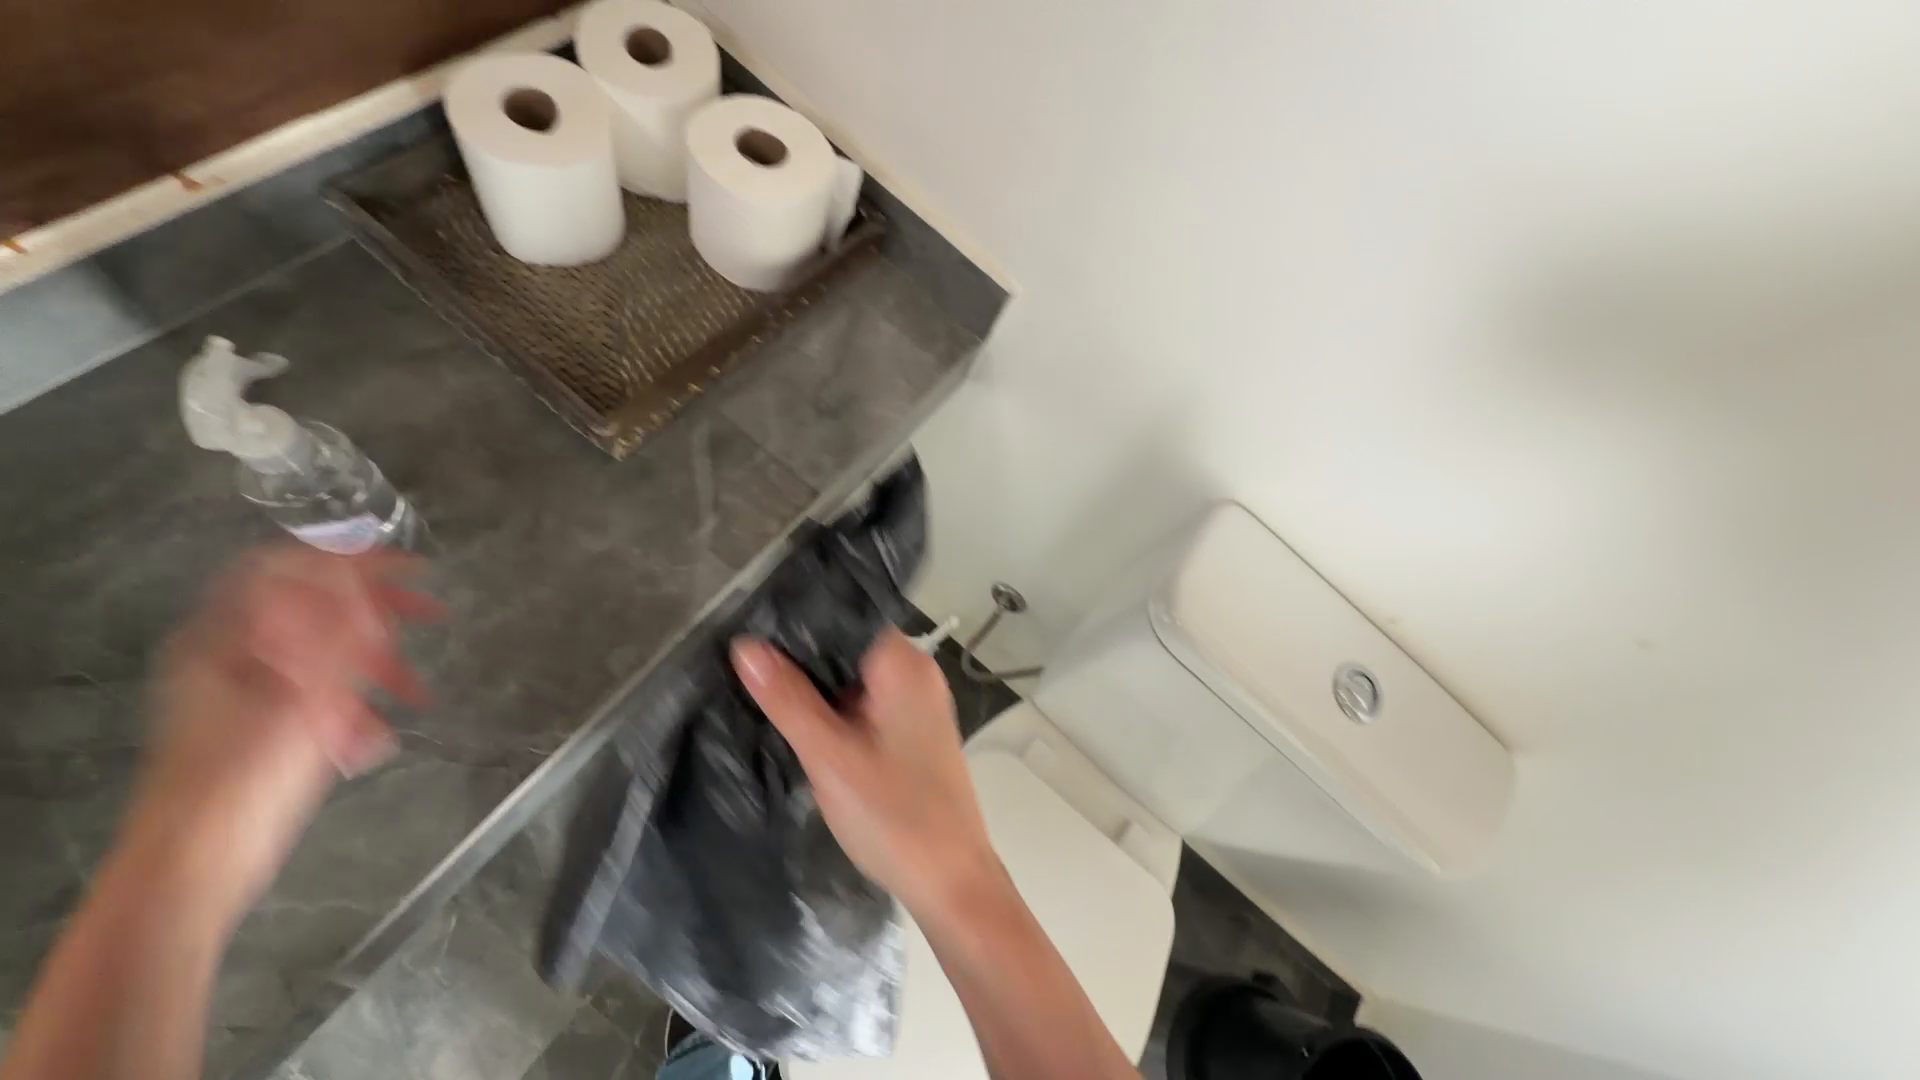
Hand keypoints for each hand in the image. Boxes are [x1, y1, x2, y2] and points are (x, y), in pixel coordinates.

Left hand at [119, 545, 439, 923]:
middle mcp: (232, 654)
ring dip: (376, 665)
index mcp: (223, 639)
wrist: (198, 862)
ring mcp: (249, 690)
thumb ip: (328, 634)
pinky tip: (376, 731)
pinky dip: (357, 701)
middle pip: (311, 606)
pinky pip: (322, 692)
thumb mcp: (295, 697)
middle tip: (432, 611)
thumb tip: (354, 575)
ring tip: (416, 690)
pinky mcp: (267, 724)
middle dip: (377, 607)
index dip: (346, 558)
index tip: (406, 564)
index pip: (284, 569)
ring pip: (325, 653)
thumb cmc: (241, 778)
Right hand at [731, 629, 998, 913]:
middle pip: (848, 645)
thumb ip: (787, 698)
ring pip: (854, 676)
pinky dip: (836, 707)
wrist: (951, 880)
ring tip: (760, 684)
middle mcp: (917, 672)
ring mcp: (918, 702)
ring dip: (816, 684)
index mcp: (903, 664)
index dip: (797, 618)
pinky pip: (866, 701)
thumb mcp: (829, 756)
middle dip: (801, 654)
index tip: (749, 622)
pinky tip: (801, 719)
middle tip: (743, 658)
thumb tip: (745, 644)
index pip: (845, 615)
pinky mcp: (914, 731)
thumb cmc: (893, 815)